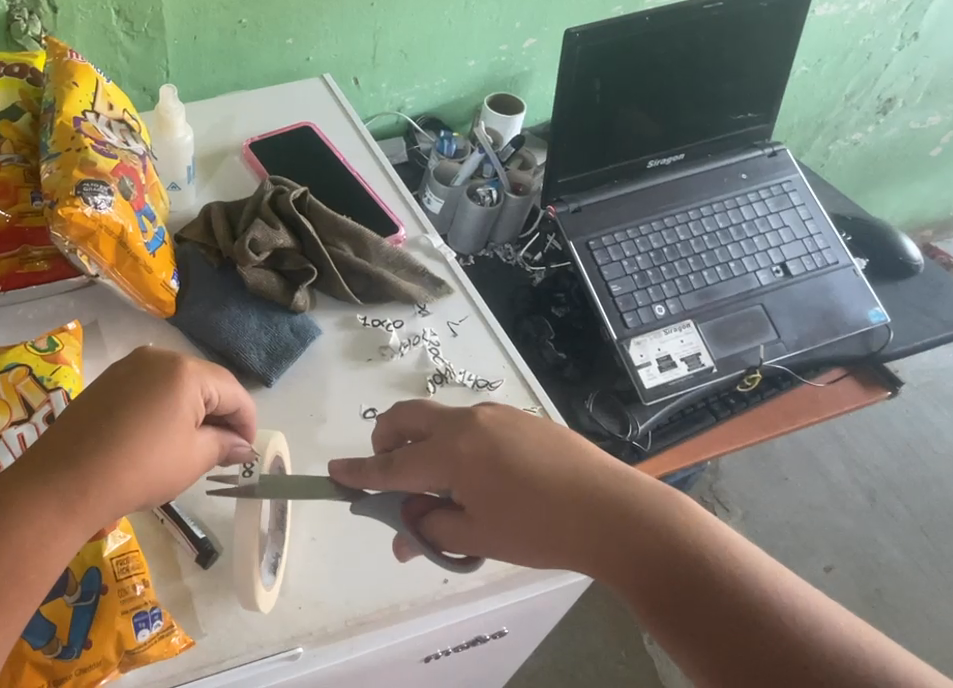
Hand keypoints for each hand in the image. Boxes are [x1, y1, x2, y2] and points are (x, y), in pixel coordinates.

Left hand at [16, 346, 256, 527]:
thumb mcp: (192, 459)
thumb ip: (223, 445)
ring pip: (176, 383)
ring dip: (191, 410)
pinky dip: (164, 407)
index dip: (247, 422)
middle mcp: (159, 356)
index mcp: (185, 371)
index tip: (247, 452)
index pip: (233, 390)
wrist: (65, 479)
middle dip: (219, 414)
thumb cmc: (139, 468)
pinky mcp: (109, 379)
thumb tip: (242, 445)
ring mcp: (129, 365)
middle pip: (204, 381)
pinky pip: (149, 387)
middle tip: (224, 452)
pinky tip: (159, 437)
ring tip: (192, 447)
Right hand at [329, 400, 667, 575]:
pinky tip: (486, 477)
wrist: (619, 513)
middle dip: (387, 441)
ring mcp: (495, 415)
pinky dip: (457, 443)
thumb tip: (405, 529)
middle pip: (406, 418)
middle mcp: (466, 422)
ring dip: (424, 442)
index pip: (391, 465)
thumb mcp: (480, 537)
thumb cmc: (543, 531)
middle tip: (390, 472)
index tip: (333, 473)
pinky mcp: (520, 418)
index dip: (360, 472)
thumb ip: (433, 528)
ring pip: (440, 419)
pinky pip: (471, 424)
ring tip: (445, 484)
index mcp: (450, 452)